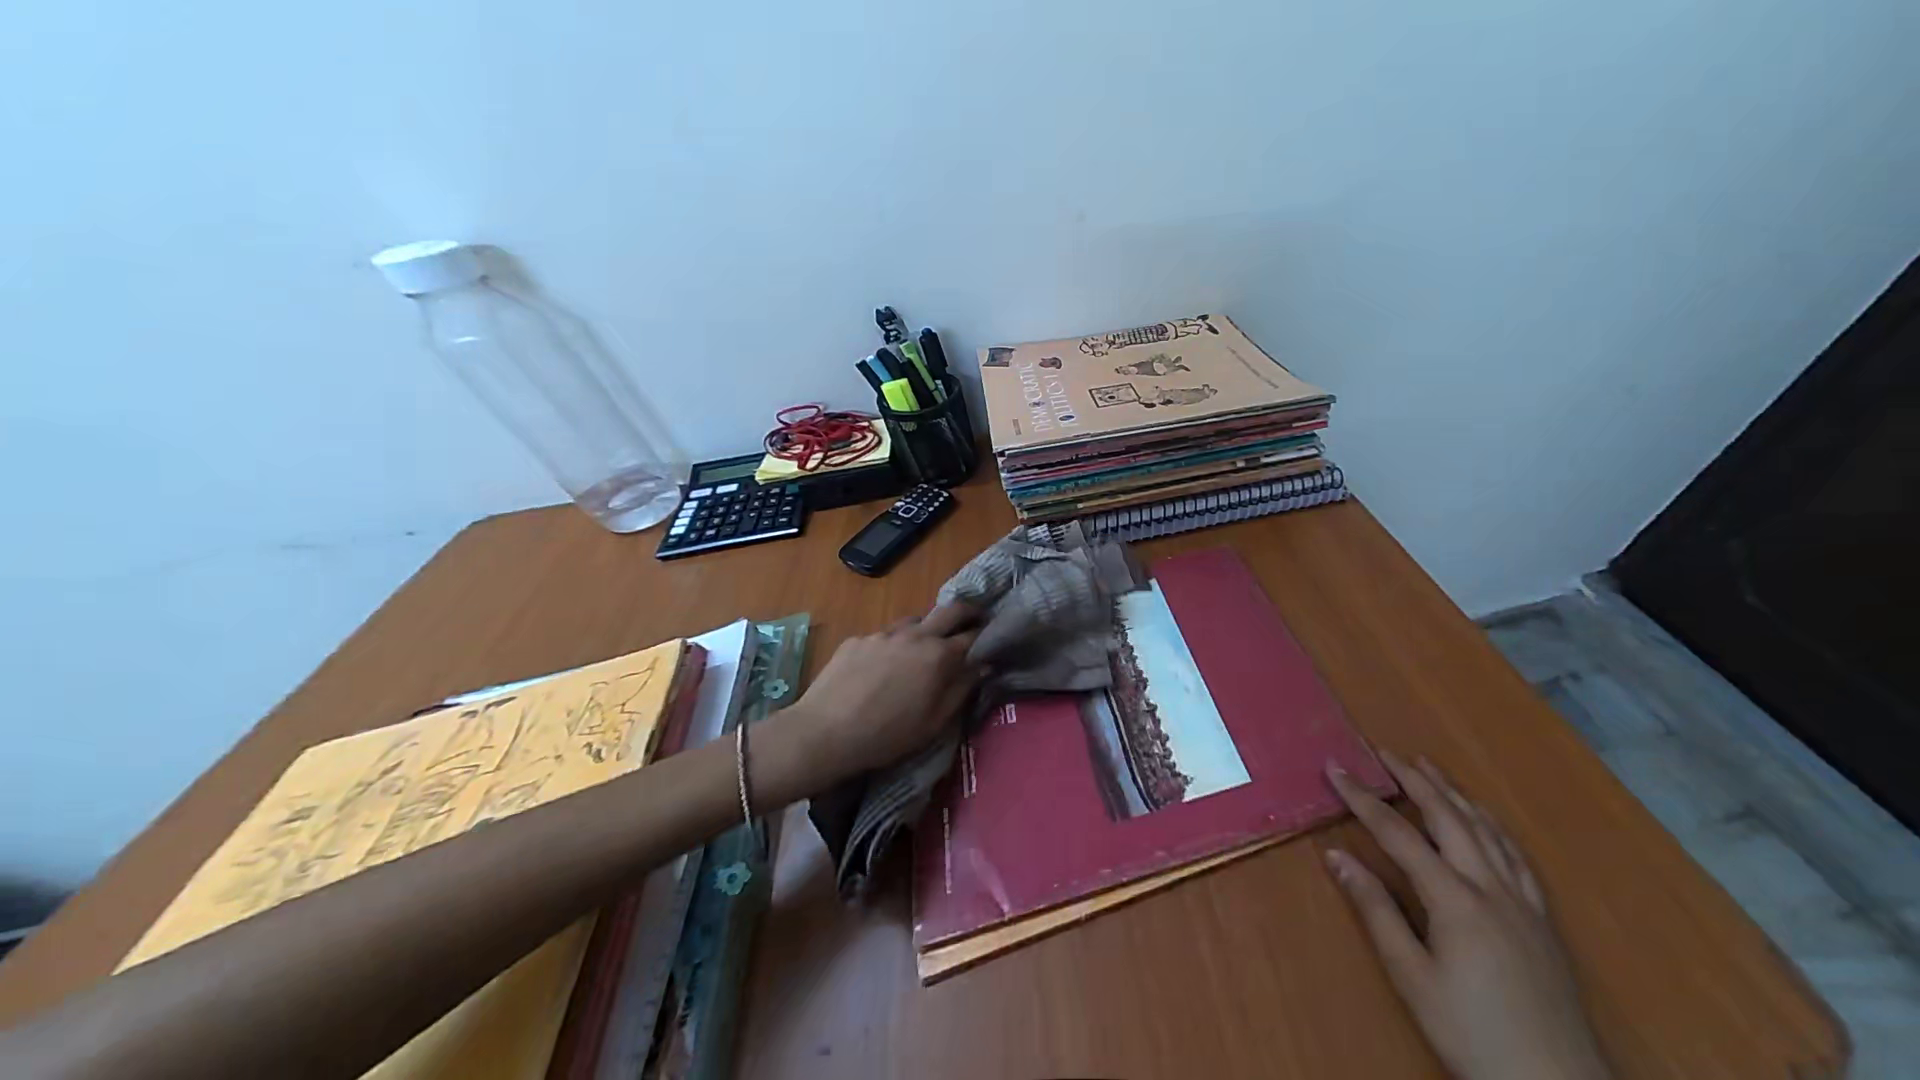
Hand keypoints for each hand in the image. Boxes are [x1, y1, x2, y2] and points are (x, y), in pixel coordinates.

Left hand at [779, 602, 983, 783]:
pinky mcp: (858, 639)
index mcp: (938, 656)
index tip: (991, 638)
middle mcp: (915, 635)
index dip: (985, 635)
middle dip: (966, 612)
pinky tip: (881, 669)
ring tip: (922, 650)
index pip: (973, 635)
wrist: (825, 731)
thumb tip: (982, 666)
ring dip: (926, 629)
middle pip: (949, 610)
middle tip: (971, 622)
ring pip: (915, 620)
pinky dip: (893, 646)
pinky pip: (884, 636)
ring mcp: (883, 633)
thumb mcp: (934, 723)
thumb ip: (961, 690)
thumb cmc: (888, 735)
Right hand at [1324, 752, 1610, 1079]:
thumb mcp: (1410, 974)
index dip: (1363, 798)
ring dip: (1453, 793)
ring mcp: (1523, 901)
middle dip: (1413, 780)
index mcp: (1455, 900)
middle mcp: (1492, 888)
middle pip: (1448, 818)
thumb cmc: (1470, 1030)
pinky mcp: (1542, 919)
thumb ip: (1374, 909)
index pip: (1398, 833)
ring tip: (1428, 767)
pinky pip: (1516, 856)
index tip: (1336, 769)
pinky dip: (1492, 826)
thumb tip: (1335, 856)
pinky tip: (1482, 819)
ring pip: (1485, 830)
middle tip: (1384, 752)